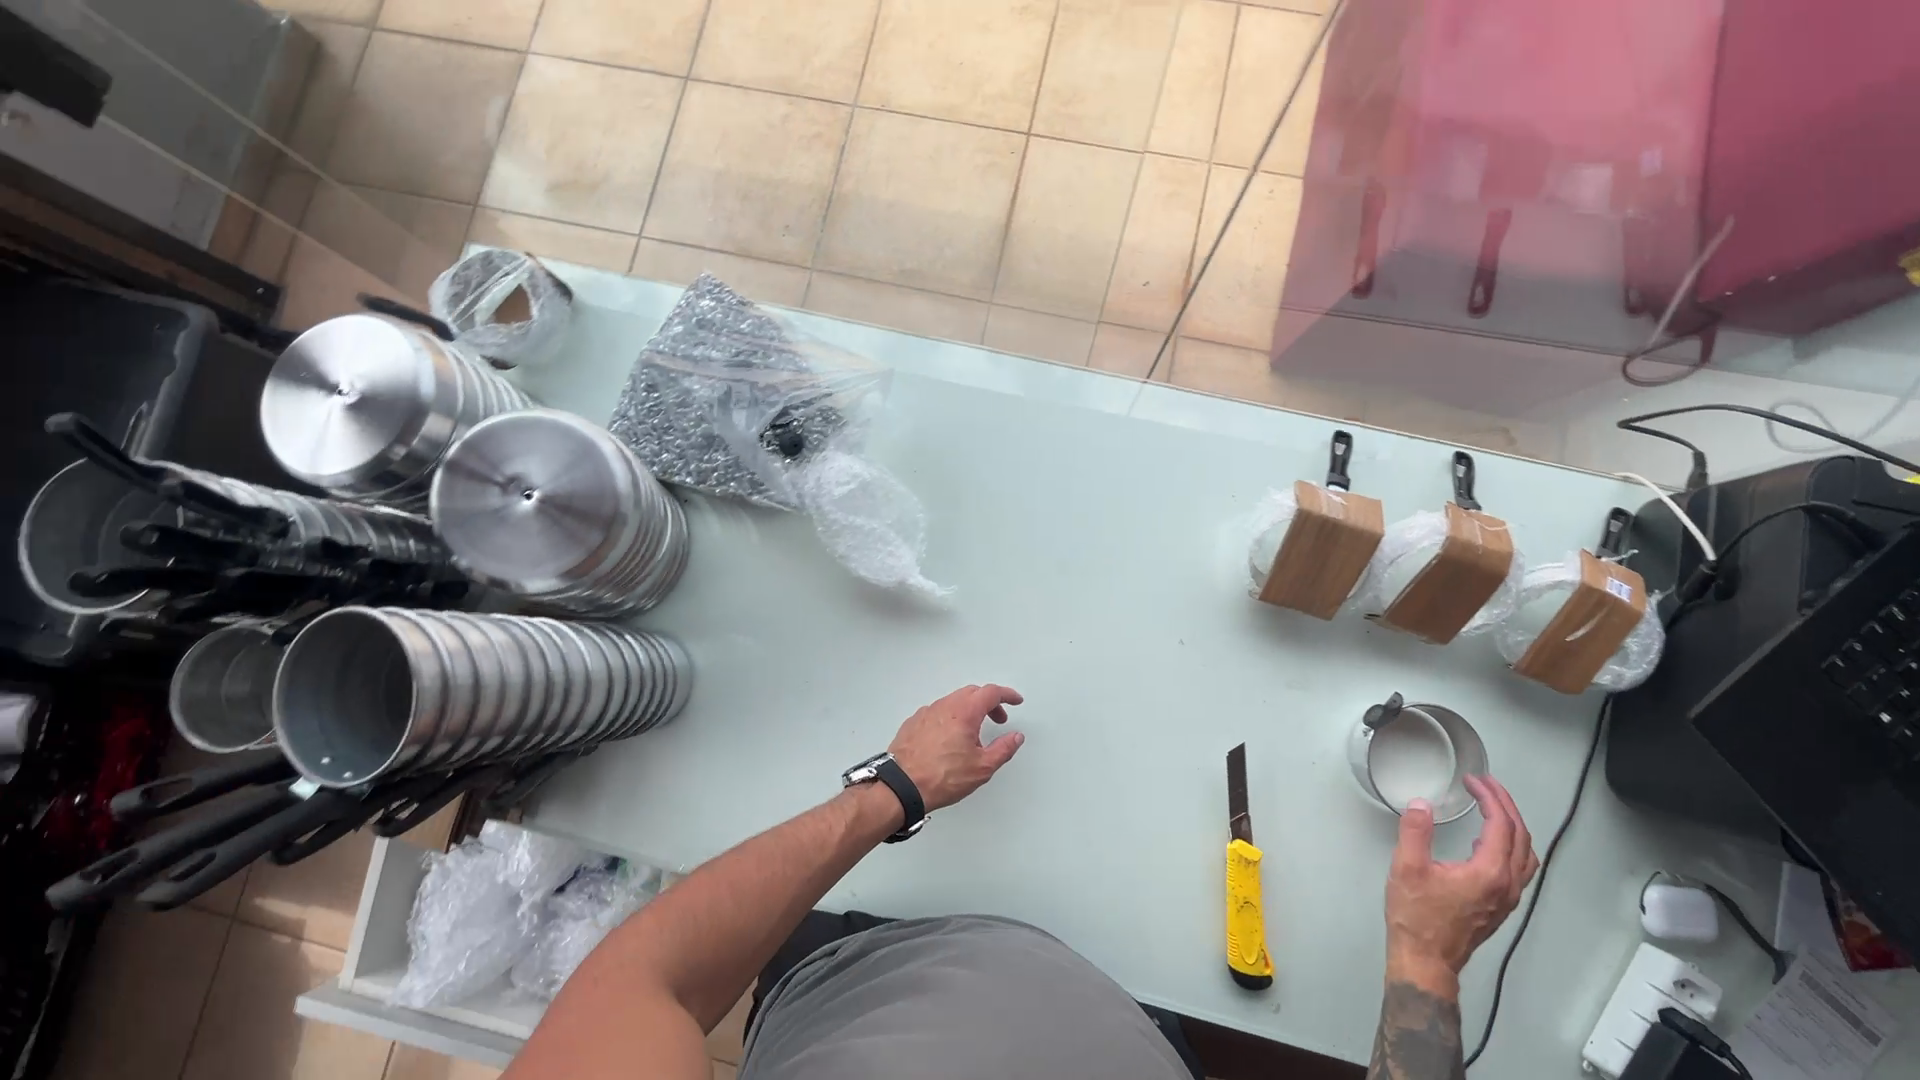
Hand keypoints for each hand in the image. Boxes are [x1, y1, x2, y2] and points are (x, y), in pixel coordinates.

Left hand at [887, 684, 1025, 811]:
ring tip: (974, 733)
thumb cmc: (939, 777)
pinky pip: (937, 712)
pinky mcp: (913, 722)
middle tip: (998, 718)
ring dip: (969, 710)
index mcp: (964, 712)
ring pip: (953, 701)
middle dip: (989, 702)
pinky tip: (951, 737)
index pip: (991, 693)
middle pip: (972, 693)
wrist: (901, 786)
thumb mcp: (982, 767)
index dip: (1007, 695)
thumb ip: (1003, 749)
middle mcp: (944, 706)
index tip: (1015, 700)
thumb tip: (1015, 738)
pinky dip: (950, 717)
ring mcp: (926, 713)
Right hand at [1384, 775, 1537, 990]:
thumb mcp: (1407, 869)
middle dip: (1505, 806)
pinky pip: (1518, 868)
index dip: (1490, 797)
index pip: (1502, 825)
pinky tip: (1487, 843)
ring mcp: (1507, 898)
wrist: (1426, 960)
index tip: (1473, 781)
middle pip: (1520, 837)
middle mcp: (1507, 884)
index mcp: (1489, 872)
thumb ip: (1415, 832)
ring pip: (1525, 855)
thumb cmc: (1416, 917)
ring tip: (1493, 808)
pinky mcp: (1500, 906)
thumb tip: (1421, 804)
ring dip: (1513, 826)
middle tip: (1485, 786)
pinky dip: (1510, 846)